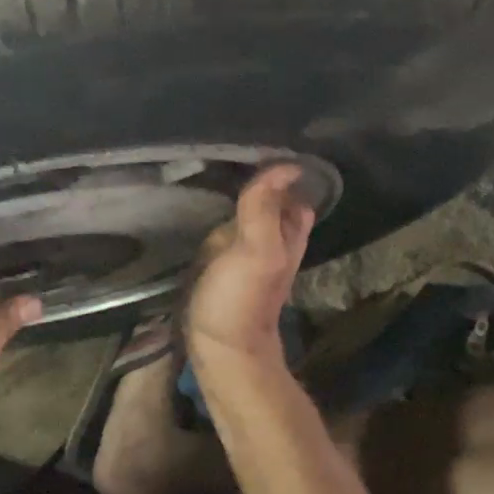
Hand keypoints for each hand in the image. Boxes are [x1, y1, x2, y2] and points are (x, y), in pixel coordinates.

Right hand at [184, 165, 316, 363]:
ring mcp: (247, 255)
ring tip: (212, 166)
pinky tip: (200, 207)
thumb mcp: (257, 251)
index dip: (283, 169)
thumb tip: (285, 165)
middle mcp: (272, 242)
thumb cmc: (240, 300)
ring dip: (239, 196)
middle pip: (273, 202)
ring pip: (249, 216)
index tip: (258, 143)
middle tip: (231, 149)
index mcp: (287, 235)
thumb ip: (265, 209)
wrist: (219, 351)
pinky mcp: (222, 267)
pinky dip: (219, 216)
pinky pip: (226, 232)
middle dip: (262, 178)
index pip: (293, 192)